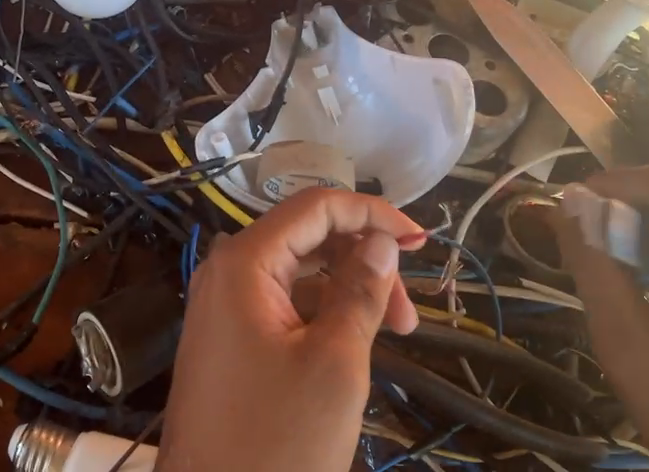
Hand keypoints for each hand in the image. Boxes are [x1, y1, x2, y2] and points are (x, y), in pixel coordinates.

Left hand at [158, 189, 426, 470]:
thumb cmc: (276, 441)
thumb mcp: (334, 365)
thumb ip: (360, 292)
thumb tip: (382, 241)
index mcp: (244, 261)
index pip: (314, 207)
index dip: (371, 214)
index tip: (424, 241)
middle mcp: (227, 269)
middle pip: (306, 237)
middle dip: (363, 259)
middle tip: (410, 315)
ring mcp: (224, 304)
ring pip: (297, 271)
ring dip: (347, 288)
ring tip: (394, 333)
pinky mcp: (228, 336)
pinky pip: (281, 302)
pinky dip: (322, 311)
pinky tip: (353, 341)